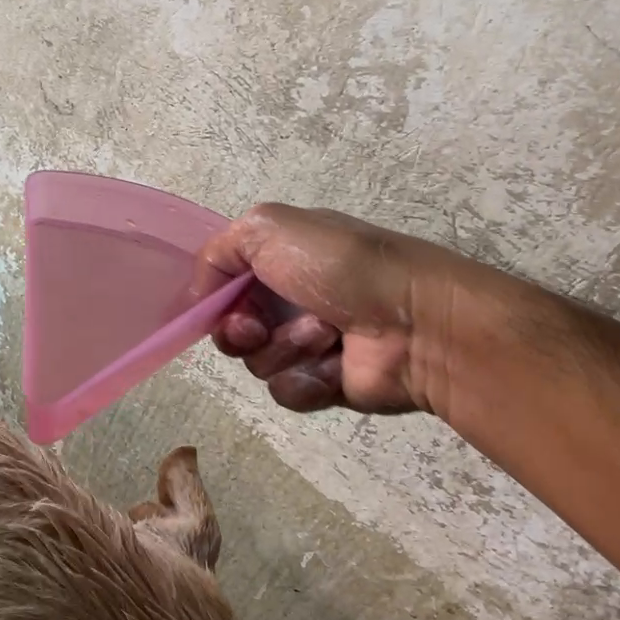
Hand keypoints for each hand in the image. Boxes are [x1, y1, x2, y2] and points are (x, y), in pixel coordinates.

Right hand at [199, 204, 470, 414]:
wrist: (421, 322)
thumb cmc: (344, 266)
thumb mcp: (266, 227)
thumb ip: (215, 251)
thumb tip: (199, 296)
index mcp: (281, 263)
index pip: (224, 285)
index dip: (214, 298)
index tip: (221, 303)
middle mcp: (291, 302)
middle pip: (231, 329)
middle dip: (239, 330)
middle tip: (259, 327)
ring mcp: (309, 346)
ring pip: (256, 362)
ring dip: (283, 350)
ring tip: (325, 336)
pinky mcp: (326, 385)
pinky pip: (285, 392)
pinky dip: (303, 381)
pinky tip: (332, 369)